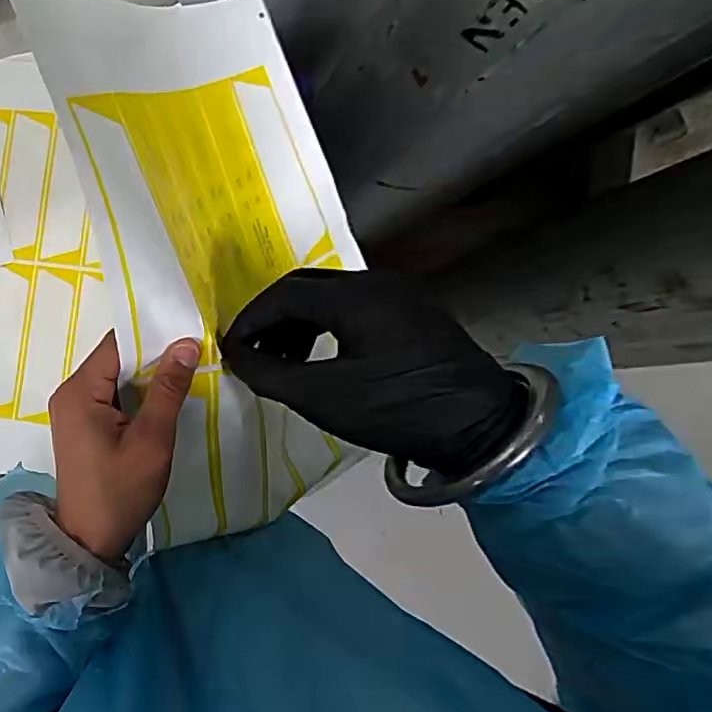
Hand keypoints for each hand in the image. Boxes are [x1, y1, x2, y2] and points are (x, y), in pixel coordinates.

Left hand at [49, 331, 199, 561]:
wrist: (90, 535)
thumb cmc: (119, 491)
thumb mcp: (151, 439)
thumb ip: (167, 389)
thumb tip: (185, 344)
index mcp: (78, 392)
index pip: (115, 345)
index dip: (151, 337)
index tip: (188, 334)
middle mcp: (68, 393)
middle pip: (113, 358)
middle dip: (151, 357)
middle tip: (194, 355)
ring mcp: (72, 409)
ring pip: (113, 377)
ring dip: (145, 377)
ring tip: (185, 374)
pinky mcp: (80, 423)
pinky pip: (109, 395)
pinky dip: (134, 395)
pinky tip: (162, 399)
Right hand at [221, 269, 524, 476]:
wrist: (481, 427)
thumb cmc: (394, 409)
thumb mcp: (317, 395)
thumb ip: (265, 371)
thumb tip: (236, 356)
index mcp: (355, 298)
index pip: (282, 295)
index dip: (248, 321)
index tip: (230, 349)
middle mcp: (377, 284)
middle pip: (302, 287)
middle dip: (268, 317)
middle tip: (248, 349)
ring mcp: (398, 295)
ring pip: (325, 295)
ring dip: (292, 322)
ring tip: (277, 357)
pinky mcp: (410, 312)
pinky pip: (349, 306)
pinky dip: (319, 325)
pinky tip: (311, 355)